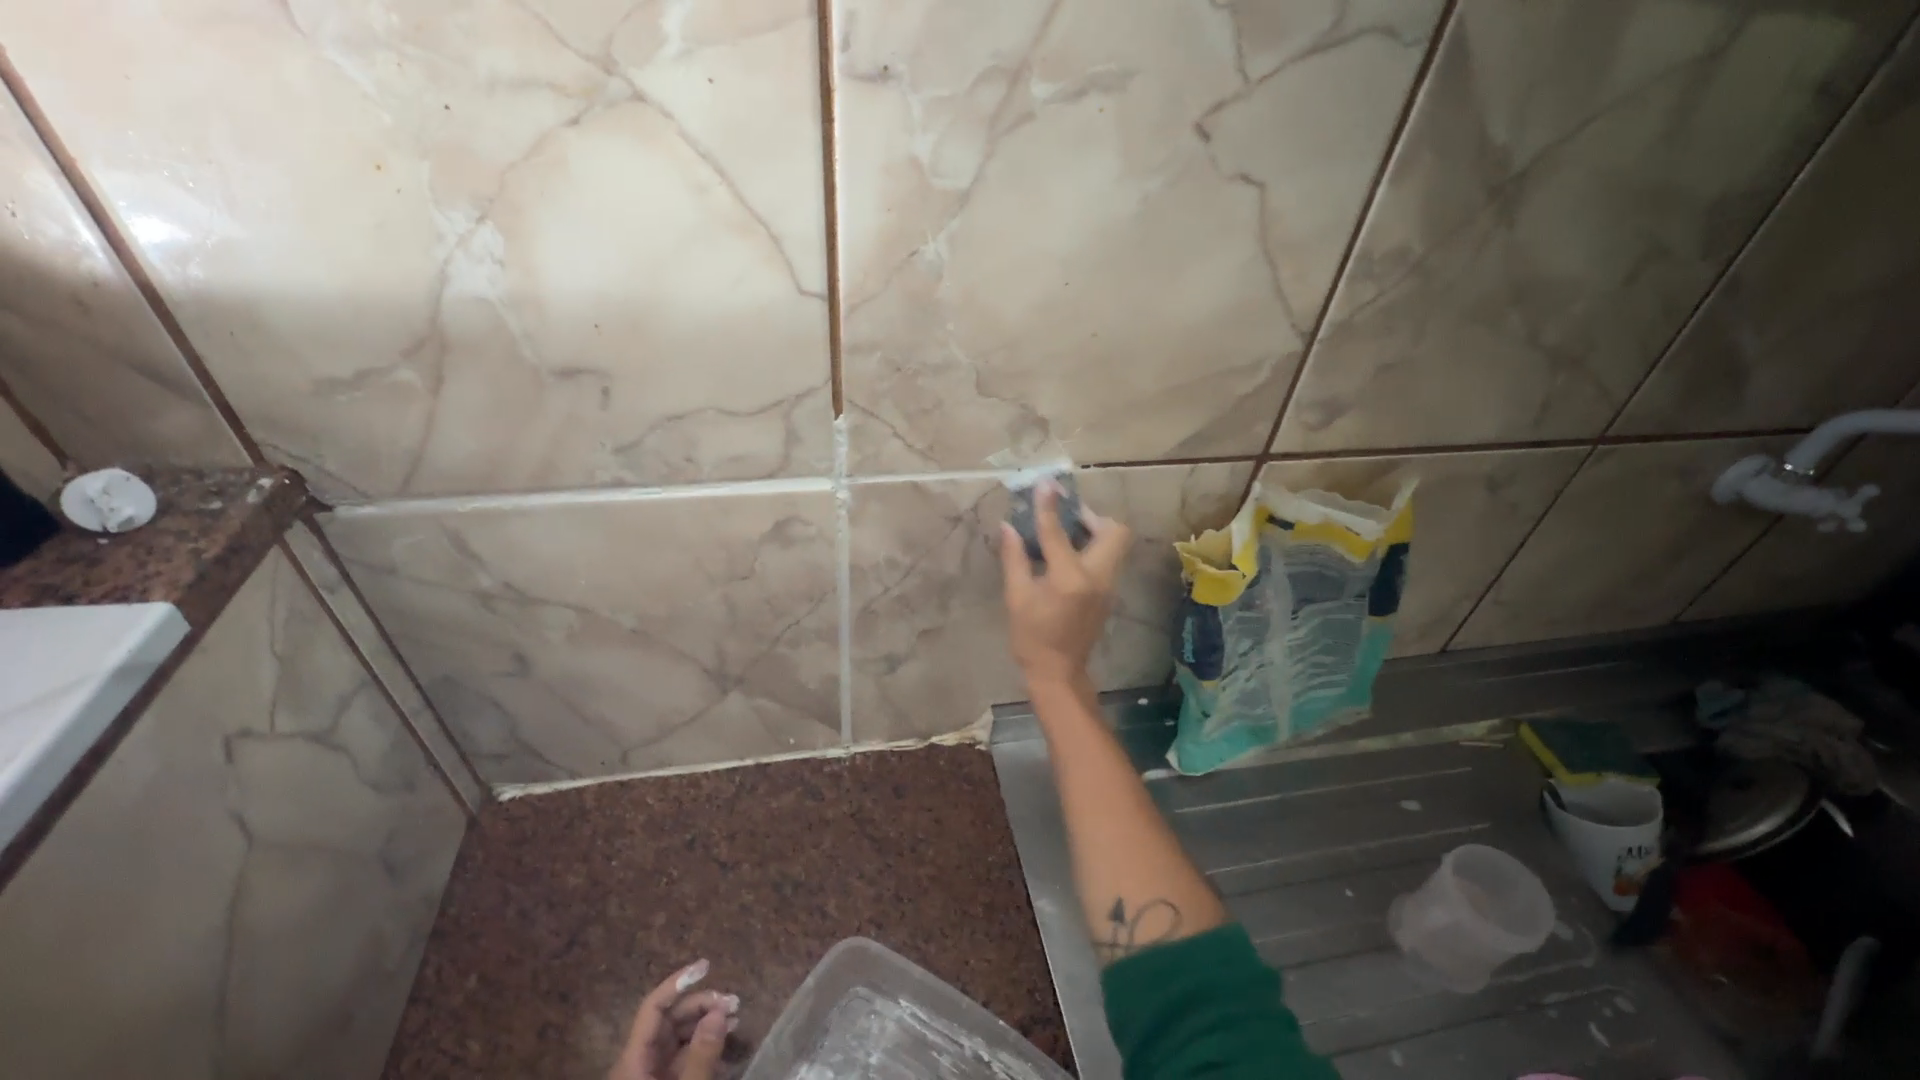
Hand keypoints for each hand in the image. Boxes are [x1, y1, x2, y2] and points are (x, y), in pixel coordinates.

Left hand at [607, 959, 738, 1079]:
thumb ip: (701, 1055)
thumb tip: (719, 1012)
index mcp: (632, 1058)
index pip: (653, 1006)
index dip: (678, 982)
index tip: (706, 965)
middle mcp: (638, 1059)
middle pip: (669, 1019)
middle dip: (702, 1005)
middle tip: (732, 1001)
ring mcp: (650, 1072)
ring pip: (678, 1036)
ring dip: (706, 1022)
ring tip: (734, 1016)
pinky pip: (681, 1056)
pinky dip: (703, 1044)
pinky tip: (724, 1038)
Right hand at [999, 481, 1131, 688]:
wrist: (1058, 672)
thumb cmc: (1032, 637)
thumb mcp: (1016, 597)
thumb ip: (1014, 558)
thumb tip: (1008, 527)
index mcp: (1070, 578)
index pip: (1058, 533)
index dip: (1049, 507)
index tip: (1045, 485)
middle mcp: (1097, 577)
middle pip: (1114, 531)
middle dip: (1092, 517)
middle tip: (1066, 517)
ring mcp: (1108, 586)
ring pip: (1115, 544)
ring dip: (1095, 531)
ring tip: (1066, 533)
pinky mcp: (1109, 593)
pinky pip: (1108, 559)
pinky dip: (1093, 548)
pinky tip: (1068, 554)